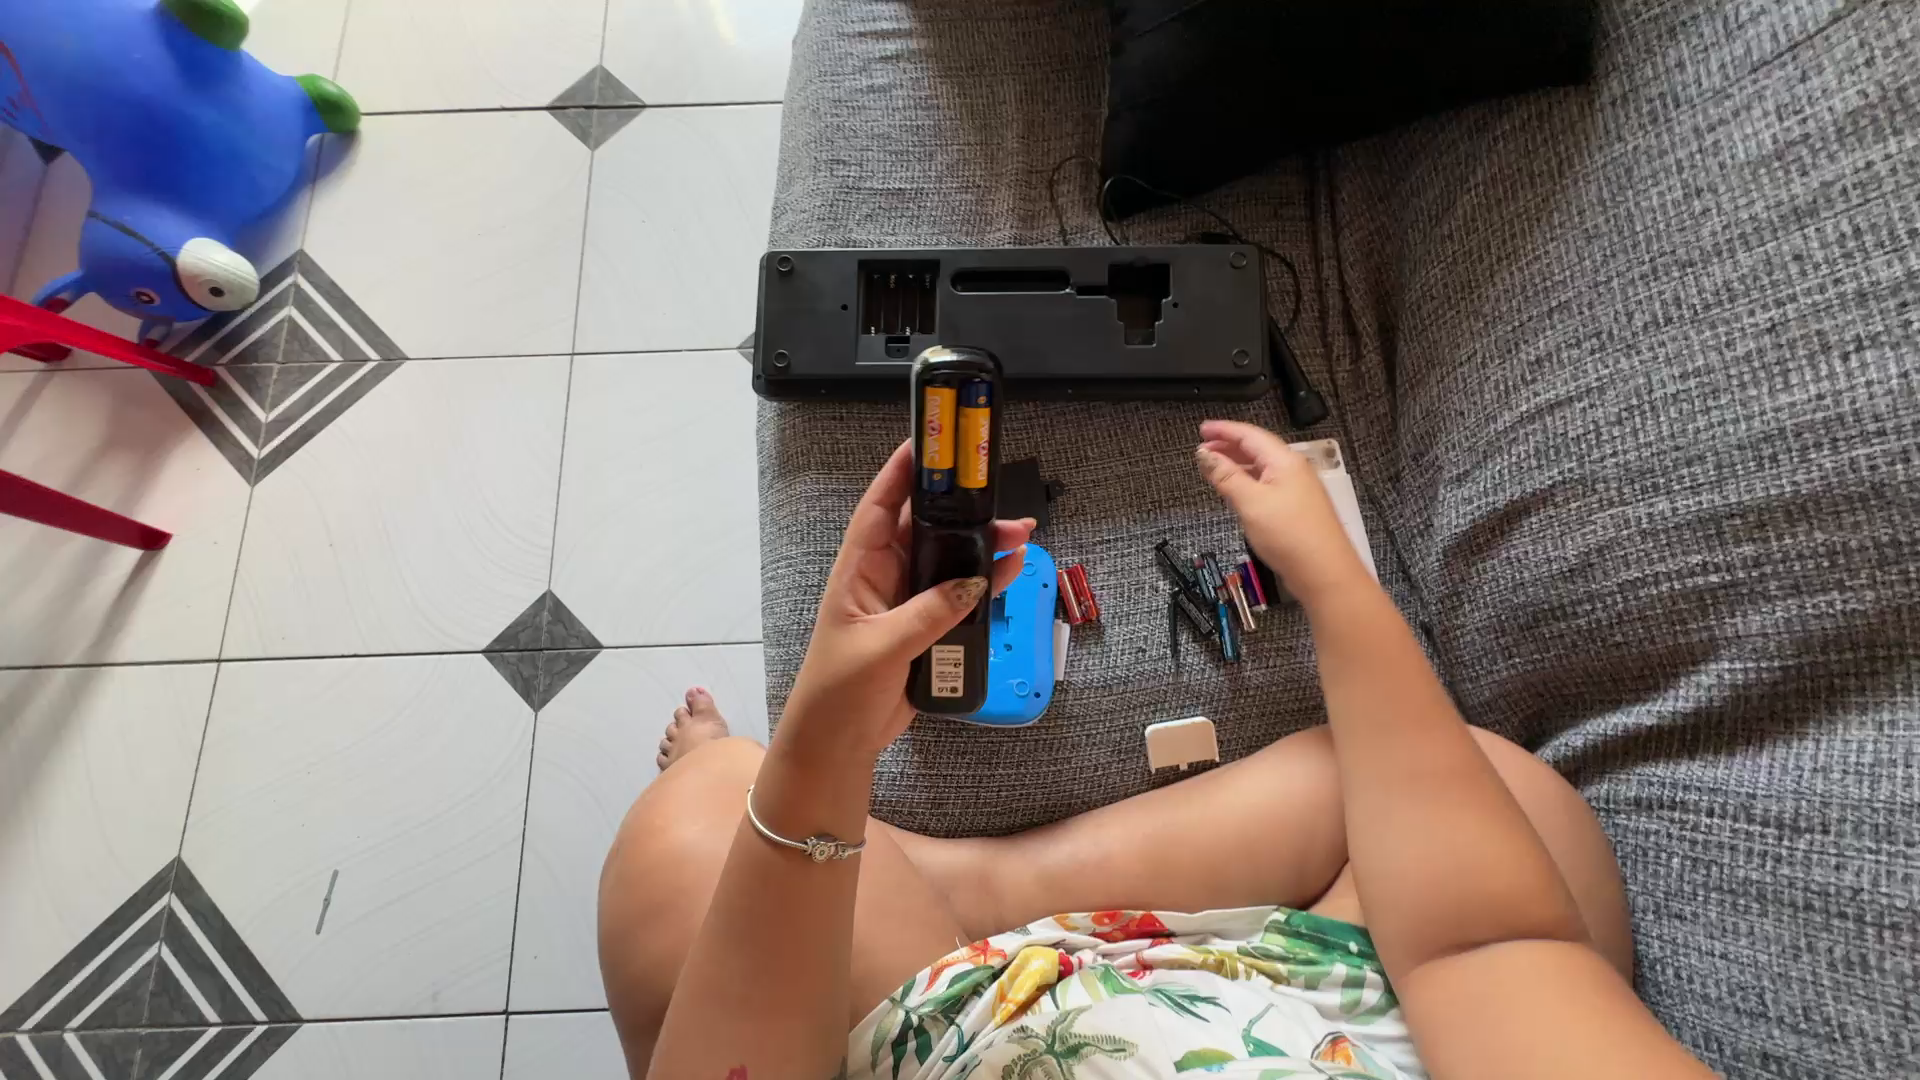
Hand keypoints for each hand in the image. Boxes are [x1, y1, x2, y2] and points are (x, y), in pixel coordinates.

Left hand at [777, 440, 1033, 762]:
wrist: (841, 742)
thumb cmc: (840, 689)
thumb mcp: (881, 647)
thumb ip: (929, 613)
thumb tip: (975, 583)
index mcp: (859, 569)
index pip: (879, 508)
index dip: (901, 473)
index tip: (929, 442)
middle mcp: (885, 576)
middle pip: (925, 529)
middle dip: (960, 510)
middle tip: (998, 495)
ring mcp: (909, 601)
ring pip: (950, 560)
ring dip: (982, 547)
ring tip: (1020, 532)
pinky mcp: (929, 626)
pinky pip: (962, 596)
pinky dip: (987, 583)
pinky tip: (1013, 570)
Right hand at [1194, 419, 1368, 607]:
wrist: (1324, 571)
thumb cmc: (1290, 536)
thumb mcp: (1250, 503)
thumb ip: (1225, 476)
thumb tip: (1204, 454)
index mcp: (1284, 461)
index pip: (1249, 435)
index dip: (1223, 430)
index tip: (1202, 428)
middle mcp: (1293, 469)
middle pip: (1257, 448)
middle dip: (1228, 445)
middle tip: (1204, 446)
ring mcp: (1297, 488)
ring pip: (1262, 466)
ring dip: (1236, 462)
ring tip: (1214, 465)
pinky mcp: (1296, 507)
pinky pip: (1267, 483)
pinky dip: (1247, 479)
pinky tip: (1236, 489)